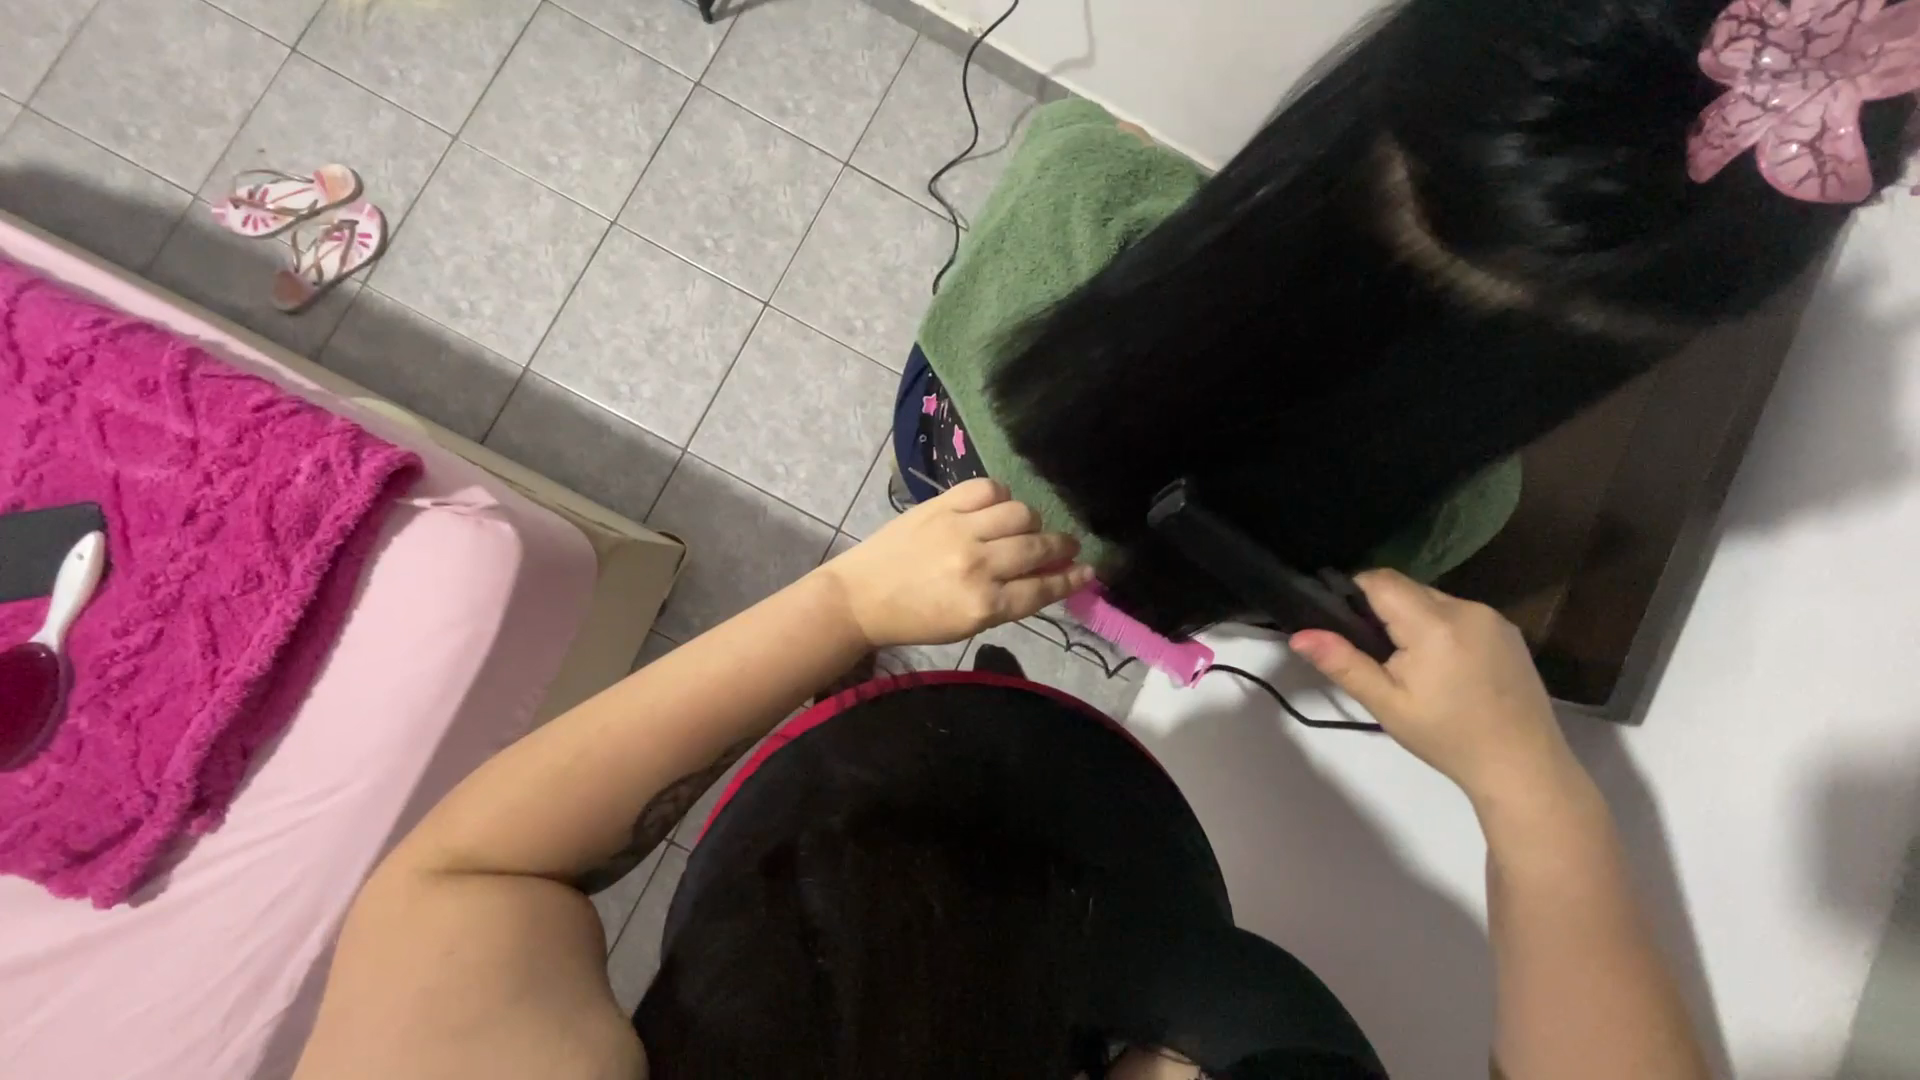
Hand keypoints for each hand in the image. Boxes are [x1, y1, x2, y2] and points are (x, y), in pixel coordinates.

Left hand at [815, 478, 1093, 647]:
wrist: (861, 596)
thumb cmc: (916, 619)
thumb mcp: (967, 625)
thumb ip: (1010, 602)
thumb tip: (1051, 577)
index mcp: (983, 606)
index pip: (1042, 588)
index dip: (1071, 579)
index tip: (1088, 571)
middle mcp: (977, 566)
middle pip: (1037, 548)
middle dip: (1062, 547)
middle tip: (1068, 546)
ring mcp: (958, 530)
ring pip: (1020, 513)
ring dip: (1032, 521)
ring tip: (1028, 528)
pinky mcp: (940, 505)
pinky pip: (988, 488)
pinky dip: (1001, 496)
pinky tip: (998, 508)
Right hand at [1288, 570, 1577, 806]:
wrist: (1524, 767)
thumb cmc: (1447, 737)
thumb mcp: (1385, 704)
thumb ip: (1342, 663)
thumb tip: (1299, 636)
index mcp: (1434, 624)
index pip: (1379, 580)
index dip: (1353, 593)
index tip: (1343, 627)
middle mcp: (1466, 608)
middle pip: (1406, 588)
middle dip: (1382, 611)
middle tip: (1375, 656)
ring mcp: (1492, 618)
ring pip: (1432, 599)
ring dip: (1411, 619)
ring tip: (1410, 666)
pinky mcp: (1508, 631)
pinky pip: (1458, 613)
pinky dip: (1439, 628)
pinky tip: (1444, 668)